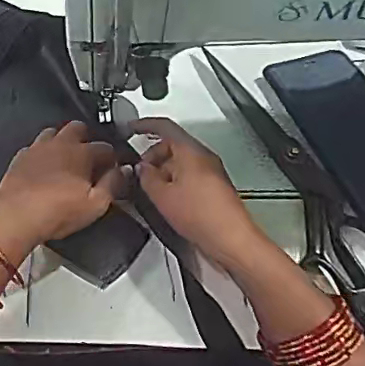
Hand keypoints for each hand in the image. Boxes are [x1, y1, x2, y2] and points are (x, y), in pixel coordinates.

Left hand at [0, 122, 128, 251]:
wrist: (16, 215)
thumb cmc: (54, 211)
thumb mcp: (95, 205)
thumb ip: (113, 185)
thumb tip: (122, 173)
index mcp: (82, 153)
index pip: (105, 148)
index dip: (113, 158)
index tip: (114, 168)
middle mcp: (60, 145)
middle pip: (79, 128)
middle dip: (88, 138)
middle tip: (91, 156)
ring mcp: (38, 148)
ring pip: (54, 132)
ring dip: (63, 140)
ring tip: (67, 157)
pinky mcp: (21, 157)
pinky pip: (34, 146)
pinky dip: (42, 152)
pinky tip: (44, 165)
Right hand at [130, 117, 274, 268]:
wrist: (231, 240)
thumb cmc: (205, 217)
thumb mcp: (161, 196)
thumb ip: (146, 177)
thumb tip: (141, 170)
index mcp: (191, 152)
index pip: (165, 127)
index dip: (144, 125)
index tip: (133, 127)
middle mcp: (204, 158)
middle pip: (173, 144)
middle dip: (152, 154)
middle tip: (139, 168)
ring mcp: (212, 173)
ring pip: (181, 161)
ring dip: (163, 170)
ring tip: (151, 189)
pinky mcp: (215, 188)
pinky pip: (190, 176)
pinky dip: (175, 181)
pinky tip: (168, 200)